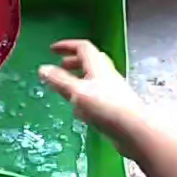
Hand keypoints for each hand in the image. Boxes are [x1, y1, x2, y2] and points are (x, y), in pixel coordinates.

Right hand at [39, 39, 152, 156]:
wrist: (134, 131)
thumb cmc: (105, 108)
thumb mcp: (77, 93)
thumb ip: (59, 81)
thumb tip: (42, 68)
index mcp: (97, 67)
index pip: (82, 47)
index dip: (67, 46)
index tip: (52, 49)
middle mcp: (106, 75)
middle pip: (89, 61)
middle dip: (72, 61)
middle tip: (59, 66)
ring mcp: (112, 91)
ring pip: (93, 78)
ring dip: (78, 79)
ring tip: (65, 87)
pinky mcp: (114, 106)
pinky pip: (96, 94)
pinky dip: (84, 96)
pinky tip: (78, 110)